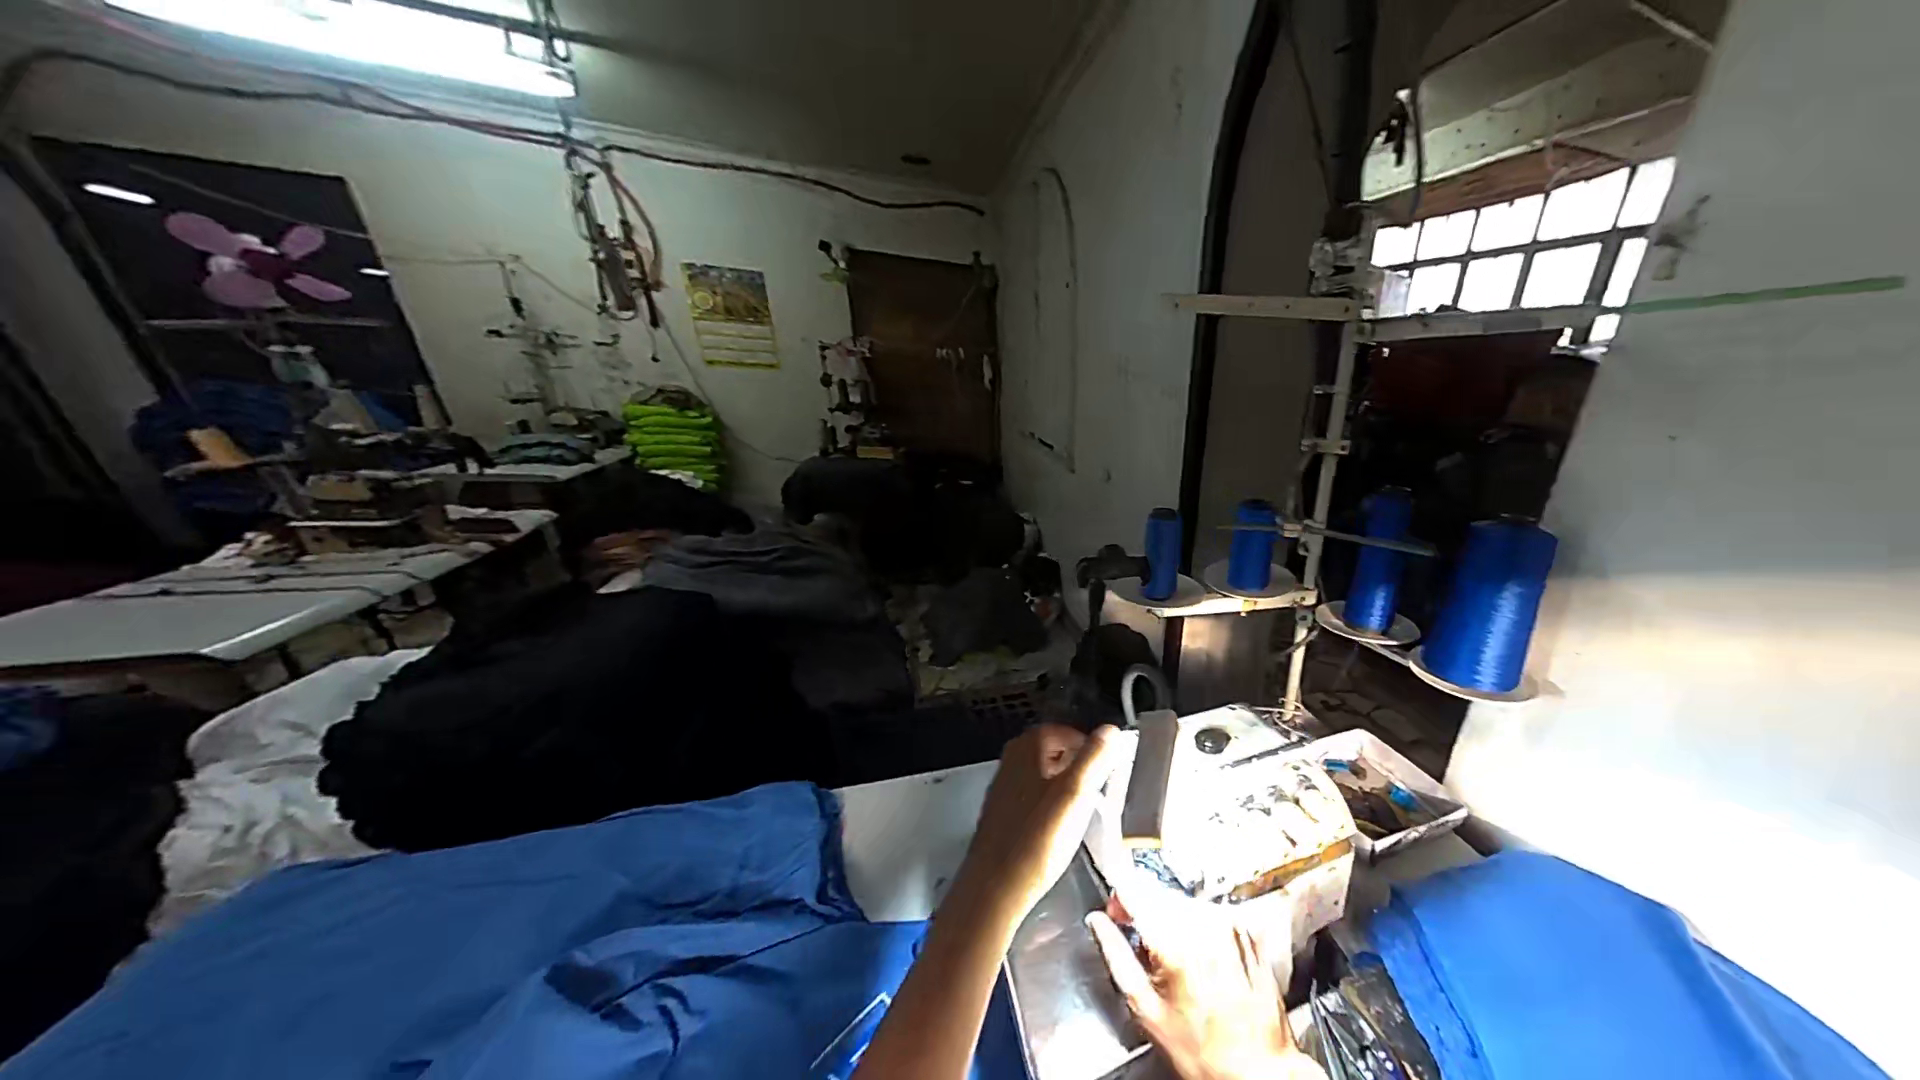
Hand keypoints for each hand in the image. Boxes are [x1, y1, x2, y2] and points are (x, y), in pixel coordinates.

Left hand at [948, 724, 1121, 929]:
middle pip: (1049, 750)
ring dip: (1064, 783)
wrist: (995, 888)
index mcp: (1025, 750)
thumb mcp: (1075, 794)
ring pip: (1041, 775)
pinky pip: (1033, 798)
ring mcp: (1004, 790)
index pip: (1059, 729)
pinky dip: (1051, 803)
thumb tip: (1110, 729)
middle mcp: (1010, 764)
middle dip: (1075, 761)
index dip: (1084, 741)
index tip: (1105, 760)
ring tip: (1085, 804)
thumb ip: (1094, 759)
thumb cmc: (1038, 839)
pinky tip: (1062, 826)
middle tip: (1098, 781)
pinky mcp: (1003, 816)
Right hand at [1087, 888, 1325, 1079]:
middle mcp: (1204, 925)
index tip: (1112, 911)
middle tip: (1135, 937)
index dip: (1115, 894)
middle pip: (1156, 891)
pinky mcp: (1245, 930)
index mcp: (1174, 942)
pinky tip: (1194, 956)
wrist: (1261, 1071)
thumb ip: (1116, 955)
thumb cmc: (1206, 1054)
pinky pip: (1206, 911)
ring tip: (1167, 954)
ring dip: (1165, 914)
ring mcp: (1229, 925)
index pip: (1132, 888)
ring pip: (1180, 898)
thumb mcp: (1146, 1009)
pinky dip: (1192, 923)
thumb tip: (1097, 922)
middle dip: (1139, 906)